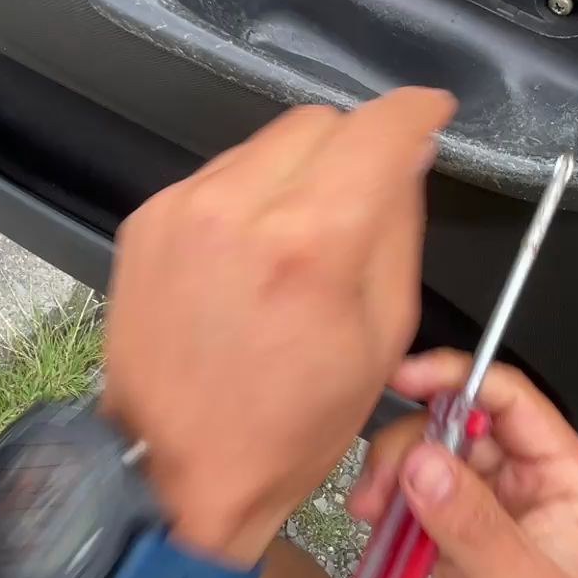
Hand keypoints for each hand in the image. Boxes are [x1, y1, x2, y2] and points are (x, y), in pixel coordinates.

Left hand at [100, 88, 455, 565]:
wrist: (176, 467)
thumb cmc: (291, 423)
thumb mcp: (382, 336)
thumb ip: (399, 228)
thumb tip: (406, 157)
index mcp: (311, 244)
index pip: (378, 129)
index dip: (416, 111)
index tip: (429, 113)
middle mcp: (238, 207)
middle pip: (321, 120)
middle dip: (357, 145)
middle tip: (362, 196)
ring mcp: (183, 207)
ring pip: (269, 140)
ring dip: (302, 169)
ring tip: (299, 236)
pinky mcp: (148, 217)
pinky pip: (223, 172)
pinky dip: (252, 192)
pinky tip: (251, 248)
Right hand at [347, 350, 577, 577]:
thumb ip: (474, 527)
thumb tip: (422, 462)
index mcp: (560, 473)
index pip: (508, 398)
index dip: (457, 378)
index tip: (404, 379)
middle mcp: (522, 477)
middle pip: (454, 423)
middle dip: (411, 443)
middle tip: (380, 487)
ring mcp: (486, 503)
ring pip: (428, 456)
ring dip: (392, 475)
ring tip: (371, 513)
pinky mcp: (456, 531)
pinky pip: (414, 497)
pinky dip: (389, 507)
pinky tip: (377, 529)